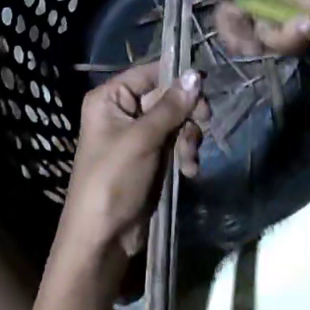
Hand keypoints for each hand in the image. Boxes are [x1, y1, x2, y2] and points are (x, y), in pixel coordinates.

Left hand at [61, 64, 205, 257]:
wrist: (104, 237)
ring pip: (176, 121)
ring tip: (190, 160)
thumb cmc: (114, 180)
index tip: (206, 85)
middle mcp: (122, 111)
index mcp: (110, 98)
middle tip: (204, 123)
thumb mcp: (142, 140)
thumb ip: (170, 106)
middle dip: (186, 114)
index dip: (177, 77)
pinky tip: (190, 171)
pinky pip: (175, 142)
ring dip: (189, 138)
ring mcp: (137, 135)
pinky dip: (186, 154)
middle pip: (166, 96)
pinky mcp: (150, 157)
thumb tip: (194, 74)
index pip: (149, 72)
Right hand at [207, 0, 309, 54]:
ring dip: (268, 36)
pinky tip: (307, 27)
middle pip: (226, 8)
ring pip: (247, 31)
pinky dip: (288, 38)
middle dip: (233, 26)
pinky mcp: (291, 29)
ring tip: (294, 29)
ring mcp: (275, 7)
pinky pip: (273, 42)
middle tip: (244, 35)